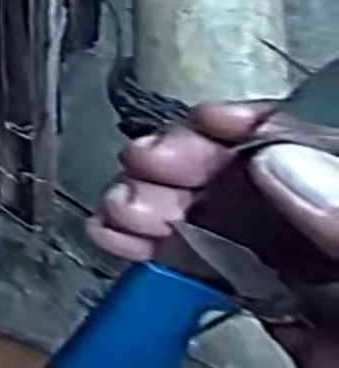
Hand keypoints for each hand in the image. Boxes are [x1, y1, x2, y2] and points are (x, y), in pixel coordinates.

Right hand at [89, 102, 338, 363]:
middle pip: (279, 177)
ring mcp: (336, 290)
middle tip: (148, 172)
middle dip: (194, 165)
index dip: (281, 127)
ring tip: (124, 213)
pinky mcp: (294, 317)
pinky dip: (156, 241)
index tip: (213, 124)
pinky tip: (123, 236)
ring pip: (230, 211)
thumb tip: (286, 161)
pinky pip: (216, 258)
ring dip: (158, 199)